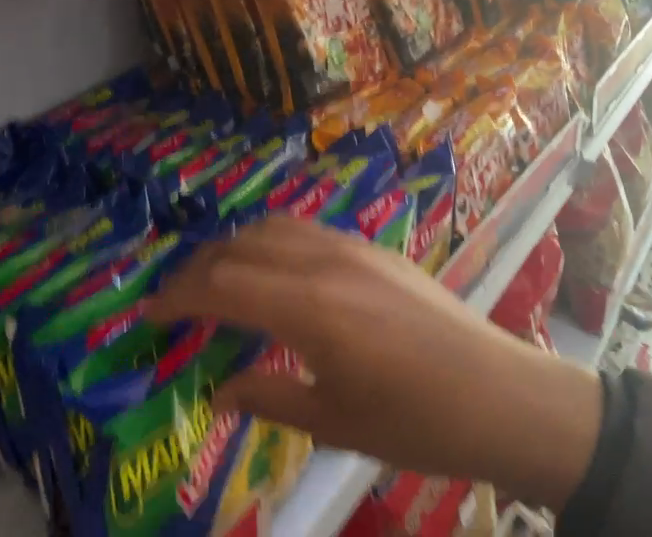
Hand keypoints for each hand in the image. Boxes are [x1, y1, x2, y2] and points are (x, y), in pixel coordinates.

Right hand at [147, 217, 603, 509]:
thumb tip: (220, 391)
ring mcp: (353, 248)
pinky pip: (306, 231)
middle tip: (173, 301)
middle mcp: (324, 262)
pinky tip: (274, 274)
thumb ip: (268, 399)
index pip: (220, 287)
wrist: (504, 396)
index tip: (147, 314)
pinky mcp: (375, 248)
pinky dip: (270, 243)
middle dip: (196, 270)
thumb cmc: (418, 422)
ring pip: (272, 228)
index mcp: (309, 308)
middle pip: (239, 247)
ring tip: (216, 281)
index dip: (176, 298)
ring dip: (234, 248)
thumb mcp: (335, 423)